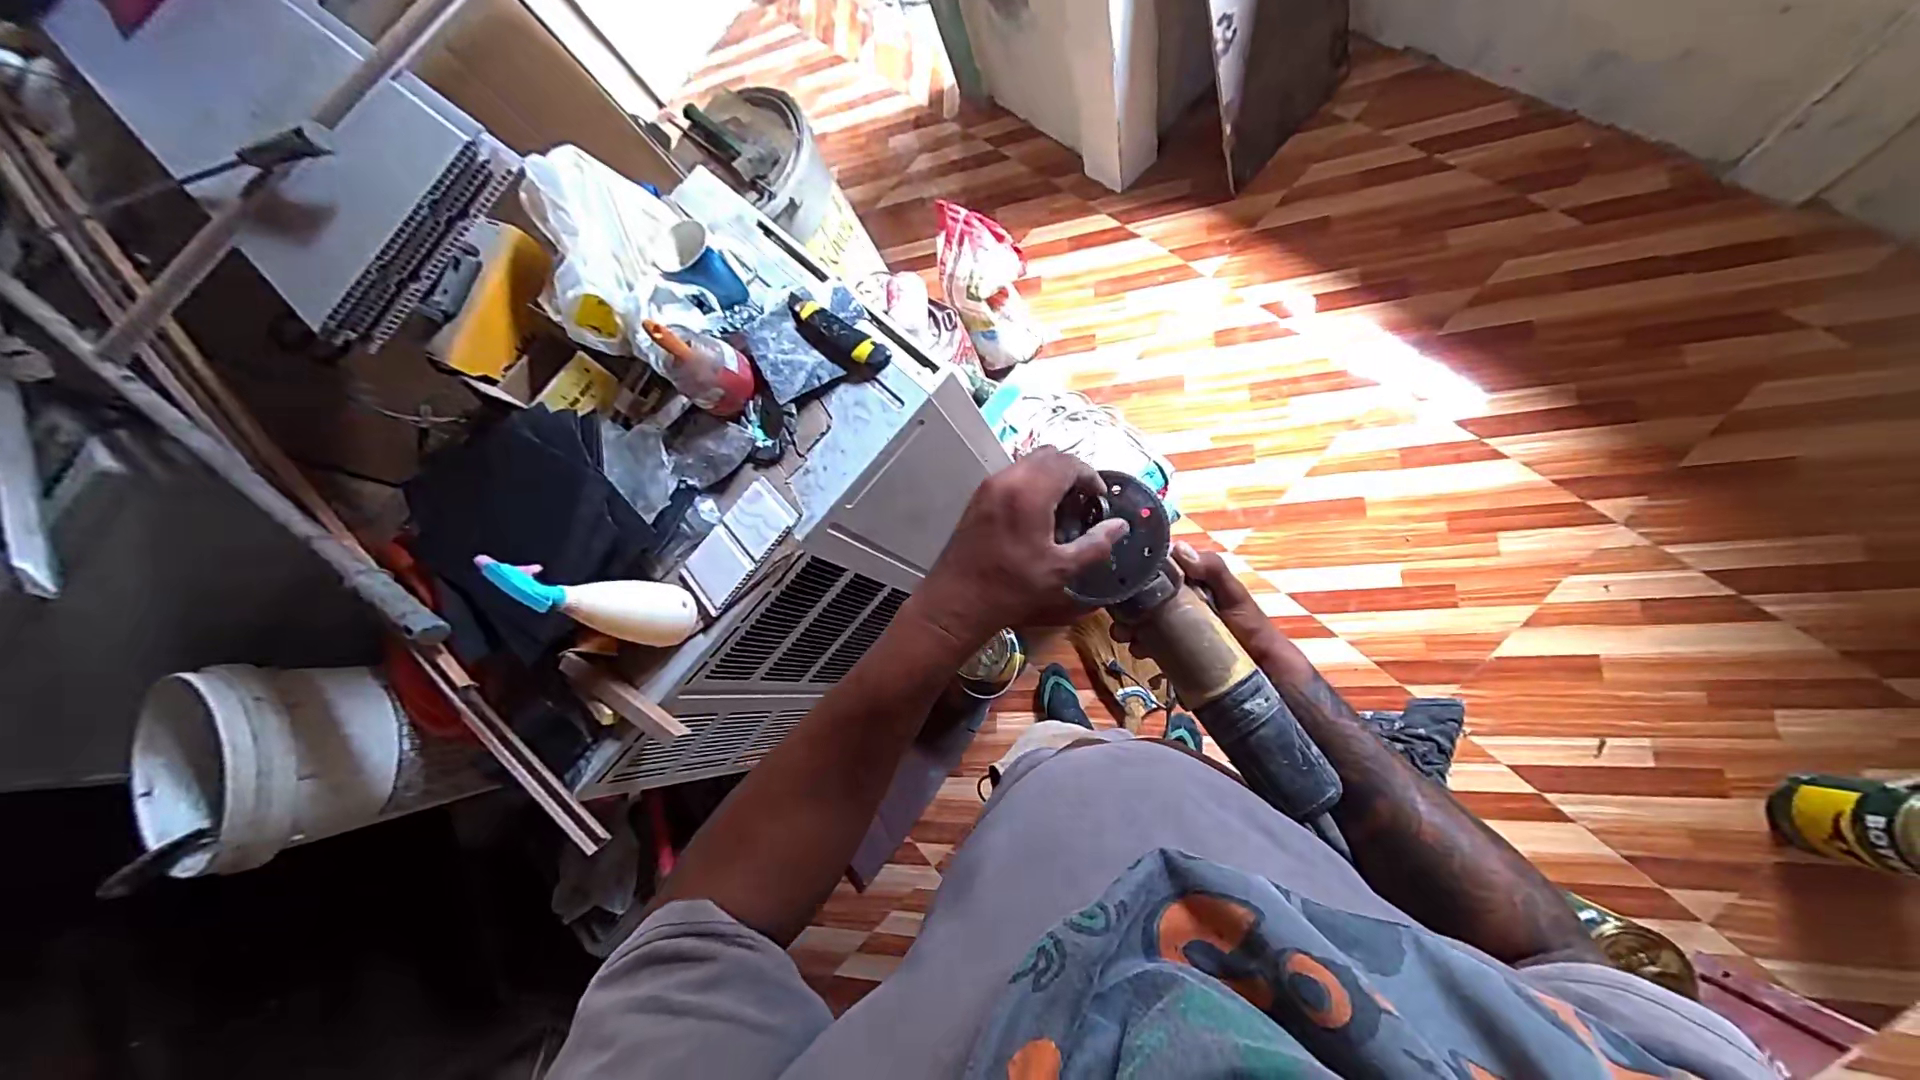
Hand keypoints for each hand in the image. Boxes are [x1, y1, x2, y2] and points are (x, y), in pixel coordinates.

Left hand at [910, 448, 1129, 647]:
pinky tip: (1037, 513)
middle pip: (1048, 455)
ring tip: (1063, 506)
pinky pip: (1012, 475)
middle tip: (1084, 499)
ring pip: (1028, 463)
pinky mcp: (978, 498)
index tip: (1099, 498)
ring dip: (1050, 475)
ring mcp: (988, 487)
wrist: (957, 600)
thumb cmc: (1010, 588)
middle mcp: (1007, 480)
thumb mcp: (1060, 570)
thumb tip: (1119, 526)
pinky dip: (1031, 483)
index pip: (1069, 463)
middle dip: (1072, 471)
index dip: (1091, 476)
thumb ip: (1095, 545)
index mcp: (1029, 493)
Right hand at [1114, 542, 1295, 675]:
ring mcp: (1176, 627)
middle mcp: (1181, 602)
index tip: (1122, 581)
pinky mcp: (1174, 650)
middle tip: (1119, 618)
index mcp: (1193, 583)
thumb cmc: (1251, 630)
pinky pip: (1149, 642)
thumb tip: (1178, 548)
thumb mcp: (1235, 596)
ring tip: (1124, 637)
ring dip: (1128, 626)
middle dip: (1127, 605)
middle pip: (1144, 597)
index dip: (1139, 574)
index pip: (1159, 571)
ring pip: (1142, 620)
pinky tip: (1138, 651)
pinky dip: (1139, 645)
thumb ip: (1214, 571)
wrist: (1266, 676)